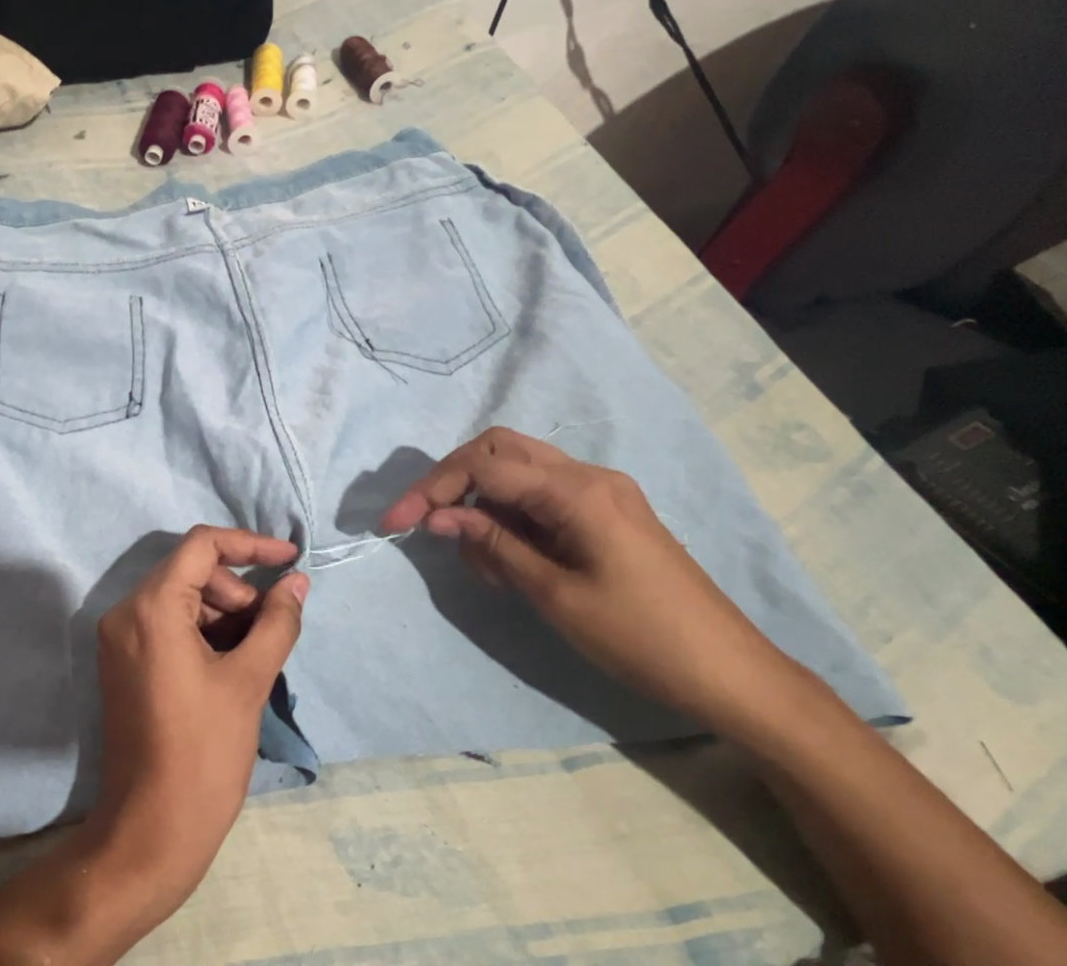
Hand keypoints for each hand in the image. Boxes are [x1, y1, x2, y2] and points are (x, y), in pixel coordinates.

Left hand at [90, 526, 308, 901]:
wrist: (151, 826)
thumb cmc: (204, 751)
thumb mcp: (249, 680)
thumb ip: (276, 622)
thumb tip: (296, 582)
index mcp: (150, 608)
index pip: (201, 546)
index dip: (249, 545)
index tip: (290, 559)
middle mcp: (125, 613)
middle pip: (189, 572)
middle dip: (237, 590)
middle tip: (272, 628)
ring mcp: (119, 640)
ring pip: (180, 601)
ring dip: (223, 614)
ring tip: (257, 655)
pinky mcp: (123, 665)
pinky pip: (166, 627)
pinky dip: (203, 634)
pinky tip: (233, 666)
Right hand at [380, 427, 792, 727]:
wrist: (727, 671)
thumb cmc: (638, 636)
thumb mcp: (553, 593)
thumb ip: (493, 544)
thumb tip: (438, 516)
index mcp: (578, 491)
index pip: (484, 467)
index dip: (430, 490)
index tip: (394, 525)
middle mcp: (588, 477)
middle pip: (499, 451)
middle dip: (451, 482)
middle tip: (422, 525)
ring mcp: (600, 494)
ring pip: (517, 473)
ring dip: (481, 504)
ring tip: (480, 563)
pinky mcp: (605, 516)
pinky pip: (541, 498)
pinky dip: (510, 519)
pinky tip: (506, 561)